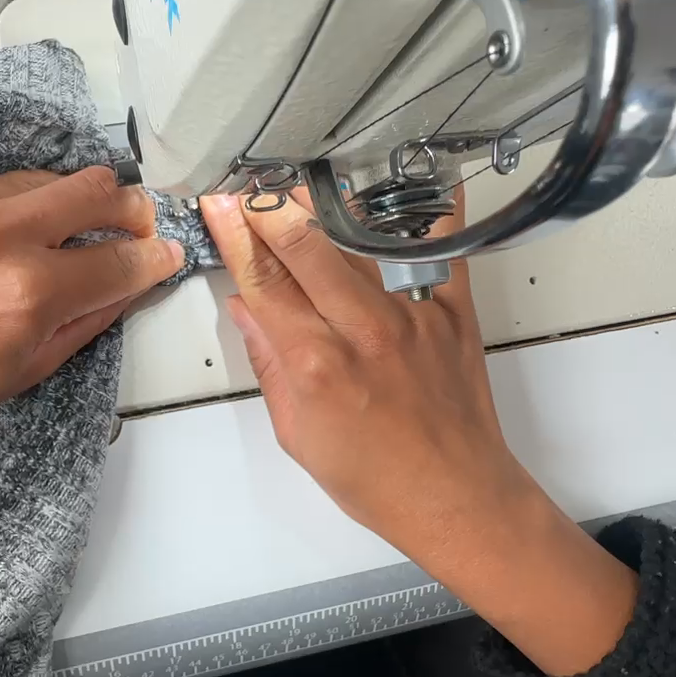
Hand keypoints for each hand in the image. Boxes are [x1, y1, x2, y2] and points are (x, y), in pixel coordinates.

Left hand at [0, 167, 182, 516]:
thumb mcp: (31, 369)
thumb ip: (94, 316)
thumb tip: (137, 277)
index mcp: (28, 295)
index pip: (122, 258)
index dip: (154, 257)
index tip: (164, 252)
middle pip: (95, 187)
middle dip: (127, 208)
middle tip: (132, 225)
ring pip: (43, 178)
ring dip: (63, 207)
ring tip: (54, 239)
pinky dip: (6, 209)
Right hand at [200, 191, 635, 674]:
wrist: (455, 497)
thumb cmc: (374, 479)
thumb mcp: (297, 433)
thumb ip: (268, 365)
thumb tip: (246, 310)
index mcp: (315, 364)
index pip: (263, 283)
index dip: (236, 238)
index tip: (220, 207)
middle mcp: (362, 330)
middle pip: (305, 247)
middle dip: (270, 208)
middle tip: (250, 187)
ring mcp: (411, 313)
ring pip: (359, 239)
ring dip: (323, 208)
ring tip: (300, 186)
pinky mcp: (452, 308)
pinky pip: (439, 246)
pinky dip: (426, 212)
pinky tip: (415, 179)